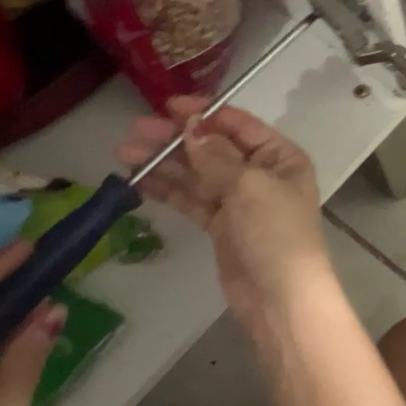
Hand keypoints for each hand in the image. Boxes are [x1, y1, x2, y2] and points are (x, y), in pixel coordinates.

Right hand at [119, 97, 330, 321]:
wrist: (280, 298)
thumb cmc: (275, 233)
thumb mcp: (249, 186)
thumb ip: (216, 156)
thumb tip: (191, 126)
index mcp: (280, 156)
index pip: (239, 124)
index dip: (204, 113)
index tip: (167, 107)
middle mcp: (262, 173)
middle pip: (214, 147)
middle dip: (176, 139)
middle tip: (134, 130)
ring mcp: (240, 201)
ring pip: (198, 174)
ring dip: (165, 163)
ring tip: (125, 152)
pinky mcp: (222, 227)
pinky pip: (192, 200)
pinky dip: (168, 189)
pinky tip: (139, 180)